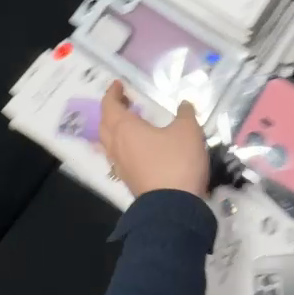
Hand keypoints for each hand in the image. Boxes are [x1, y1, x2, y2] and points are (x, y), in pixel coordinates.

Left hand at [98, 81, 210, 198]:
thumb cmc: (176, 162)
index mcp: (125, 129)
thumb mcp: (188, 131)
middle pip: (105, 125)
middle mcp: (117, 147)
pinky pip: (119, 157)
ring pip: (110, 143)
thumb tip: (184, 104)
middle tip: (125, 102)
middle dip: (112, 111)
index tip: (118, 85)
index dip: (112, 93)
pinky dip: (124, 146)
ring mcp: (121, 167)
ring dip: (115, 130)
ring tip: (131, 123)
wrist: (173, 209)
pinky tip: (139, 147)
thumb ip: (185, 114)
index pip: (110, 106)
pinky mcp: (129, 182)